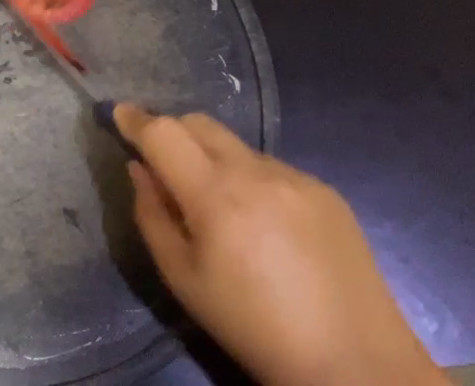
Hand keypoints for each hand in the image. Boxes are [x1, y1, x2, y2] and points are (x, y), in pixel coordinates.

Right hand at [113, 104, 444, 385]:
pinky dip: (252, 180)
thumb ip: (151, 214)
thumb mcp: (182, 277)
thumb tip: (140, 169)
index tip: (118, 113)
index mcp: (216, 196)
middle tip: (163, 164)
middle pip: (199, 123)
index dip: (135, 119)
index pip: (163, 133)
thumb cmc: (252, 326)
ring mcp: (298, 179)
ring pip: (236, 146)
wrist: (355, 366)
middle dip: (172, 132)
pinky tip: (264, 225)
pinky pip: (272, 168)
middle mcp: (257, 173)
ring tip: (221, 208)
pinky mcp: (328, 192)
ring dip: (214, 159)